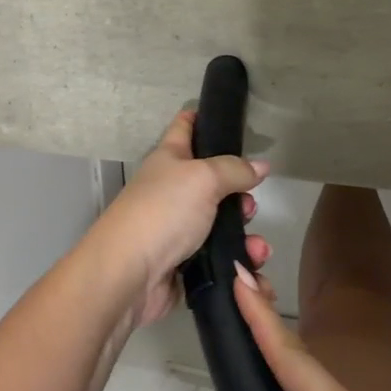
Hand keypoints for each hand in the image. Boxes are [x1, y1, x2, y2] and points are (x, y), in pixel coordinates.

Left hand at [85, 110, 272, 327]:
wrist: (130, 275)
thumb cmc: (163, 211)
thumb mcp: (203, 178)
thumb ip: (234, 169)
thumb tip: (261, 166)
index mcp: (169, 158)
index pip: (185, 127)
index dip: (202, 117)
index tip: (227, 116)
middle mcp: (172, 189)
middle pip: (213, 181)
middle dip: (240, 192)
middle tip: (251, 204)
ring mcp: (178, 227)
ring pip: (221, 222)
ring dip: (245, 232)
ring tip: (257, 246)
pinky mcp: (185, 261)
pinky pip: (220, 255)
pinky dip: (238, 260)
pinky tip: (251, 264)